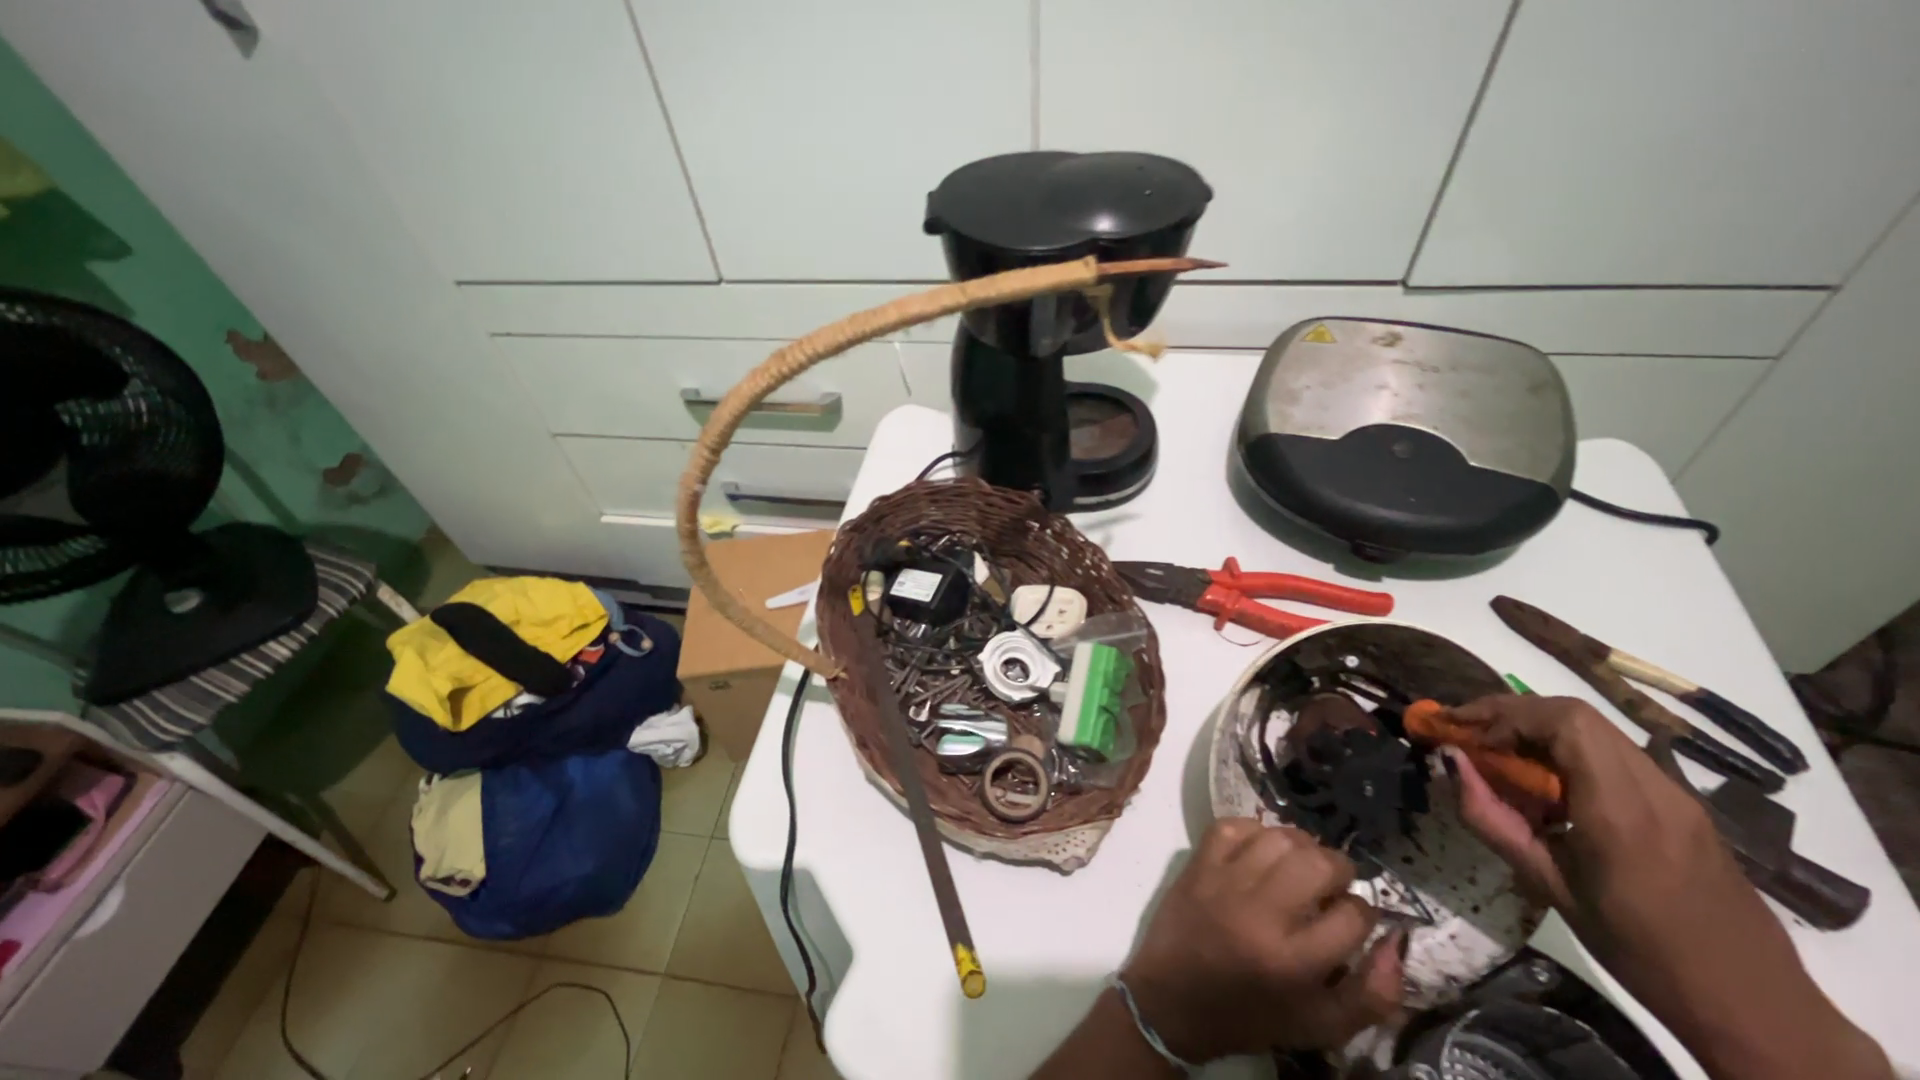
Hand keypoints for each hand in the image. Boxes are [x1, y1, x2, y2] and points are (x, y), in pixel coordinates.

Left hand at [1119, 818, 1402, 1062]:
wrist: (1171, 1003)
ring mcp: (1224, 884)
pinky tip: (1260, 853)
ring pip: (1280, 837)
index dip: (1362, 914)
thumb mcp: (1320, 1025)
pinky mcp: (1196, 866)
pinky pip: (1233, 826)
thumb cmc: (1250, 1017)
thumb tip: (1396, 940)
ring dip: (1300, 846)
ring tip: (1298, 866)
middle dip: (1338, 870)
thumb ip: (1372, 994)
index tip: (1350, 920)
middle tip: (1330, 886)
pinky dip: (1254, 832)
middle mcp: (1261, 915)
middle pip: (1320, 863)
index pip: (1354, 914)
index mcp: (1294, 962)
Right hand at [1446, 694, 1889, 1079]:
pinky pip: (1617, 756)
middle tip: (1467, 734)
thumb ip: (1493, 819)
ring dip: (1540, 731)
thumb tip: (1451, 764)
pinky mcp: (1683, 804)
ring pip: (1597, 731)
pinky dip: (1570, 753)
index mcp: (1619, 808)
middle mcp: (1653, 785)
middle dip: (1513, 715)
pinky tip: (1548, 787)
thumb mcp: (1550, 887)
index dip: (1503, 713)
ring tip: (1497, 757)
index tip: (1461, 732)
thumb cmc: (1638, 950)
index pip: (1562, 720)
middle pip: (1576, 714)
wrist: (1749, 998)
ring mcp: (1676, 792)